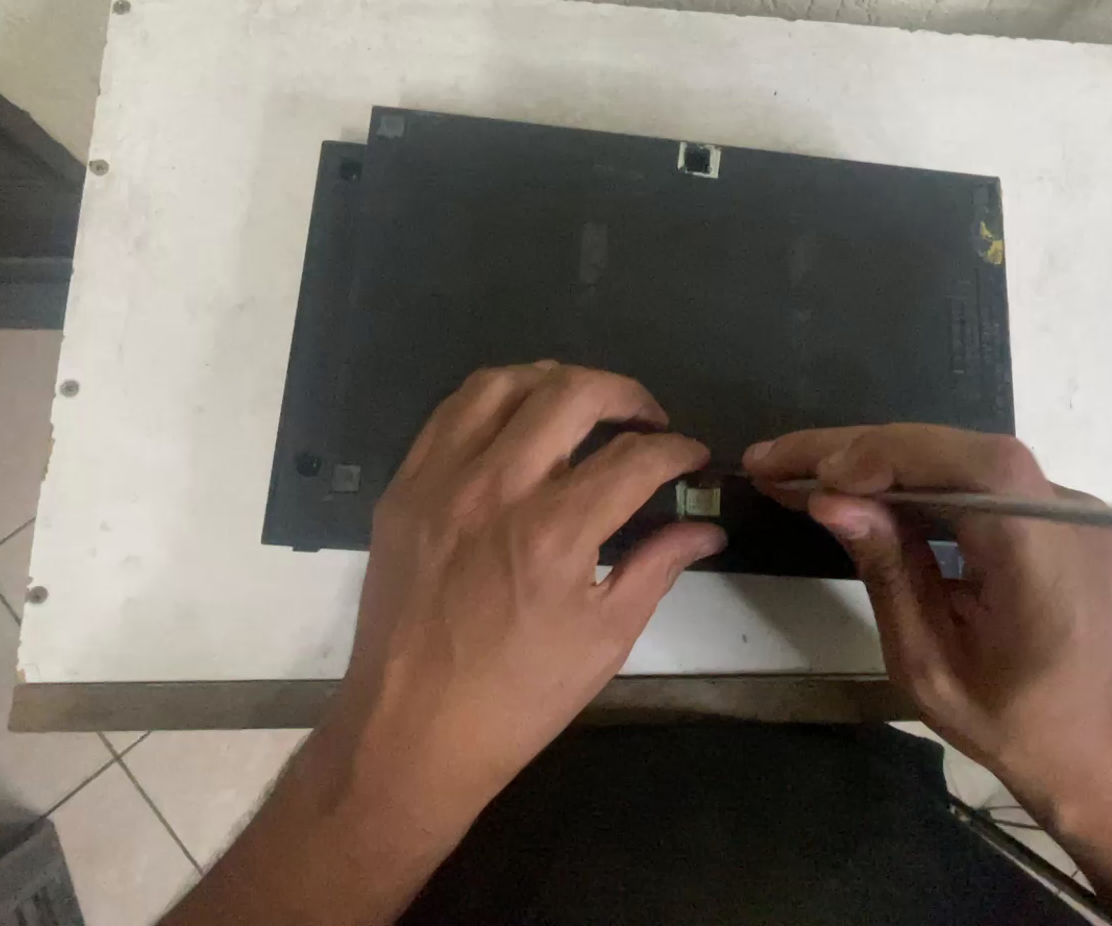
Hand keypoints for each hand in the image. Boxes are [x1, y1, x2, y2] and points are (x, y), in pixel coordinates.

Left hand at [332, 362, 724, 808]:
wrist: (410, 731)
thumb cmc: (518, 696)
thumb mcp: (605, 639)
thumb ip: (658, 565)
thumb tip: (707, 527)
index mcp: (555, 534)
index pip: (635, 458)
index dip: (677, 450)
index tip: (692, 456)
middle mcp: (496, 489)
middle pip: (571, 394)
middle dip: (627, 394)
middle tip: (647, 419)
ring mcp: (441, 481)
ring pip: (504, 384)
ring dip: (557, 381)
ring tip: (584, 405)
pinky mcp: (404, 486)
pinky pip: (452, 411)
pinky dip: (496, 398)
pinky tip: (519, 419)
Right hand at [743, 425, 1111, 783]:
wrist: (1081, 731)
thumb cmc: (1002, 717)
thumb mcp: (924, 665)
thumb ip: (886, 574)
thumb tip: (828, 501)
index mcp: (1052, 578)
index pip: (986, 475)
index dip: (902, 457)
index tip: (825, 477)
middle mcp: (1072, 524)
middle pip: (959, 452)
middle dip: (857, 451)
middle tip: (772, 460)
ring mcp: (1065, 507)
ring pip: (953, 453)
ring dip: (866, 456)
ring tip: (790, 467)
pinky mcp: (1044, 502)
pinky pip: (961, 470)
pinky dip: (896, 470)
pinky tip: (844, 479)